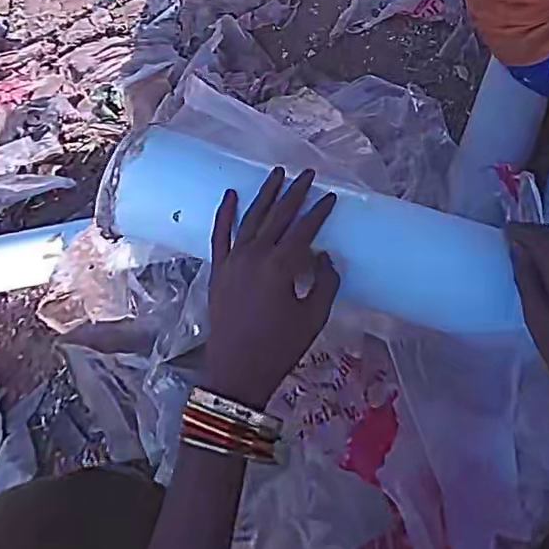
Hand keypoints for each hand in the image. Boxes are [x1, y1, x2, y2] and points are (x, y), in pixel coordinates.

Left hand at [202, 168, 340, 407]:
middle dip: (295, 193)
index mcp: (280, 266)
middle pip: (278, 216)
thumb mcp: (314, 317)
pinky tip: (231, 194)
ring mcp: (233, 261)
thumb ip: (325, 282)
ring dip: (266, 194)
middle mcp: (255, 256)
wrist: (236, 375)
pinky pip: (220, 235)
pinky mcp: (218, 270)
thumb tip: (324, 255)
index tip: (330, 197)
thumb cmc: (280, 347)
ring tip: (277, 173)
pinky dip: (225, 213)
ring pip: (251, 218)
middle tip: (307, 174)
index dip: (319, 211)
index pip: (304, 229)